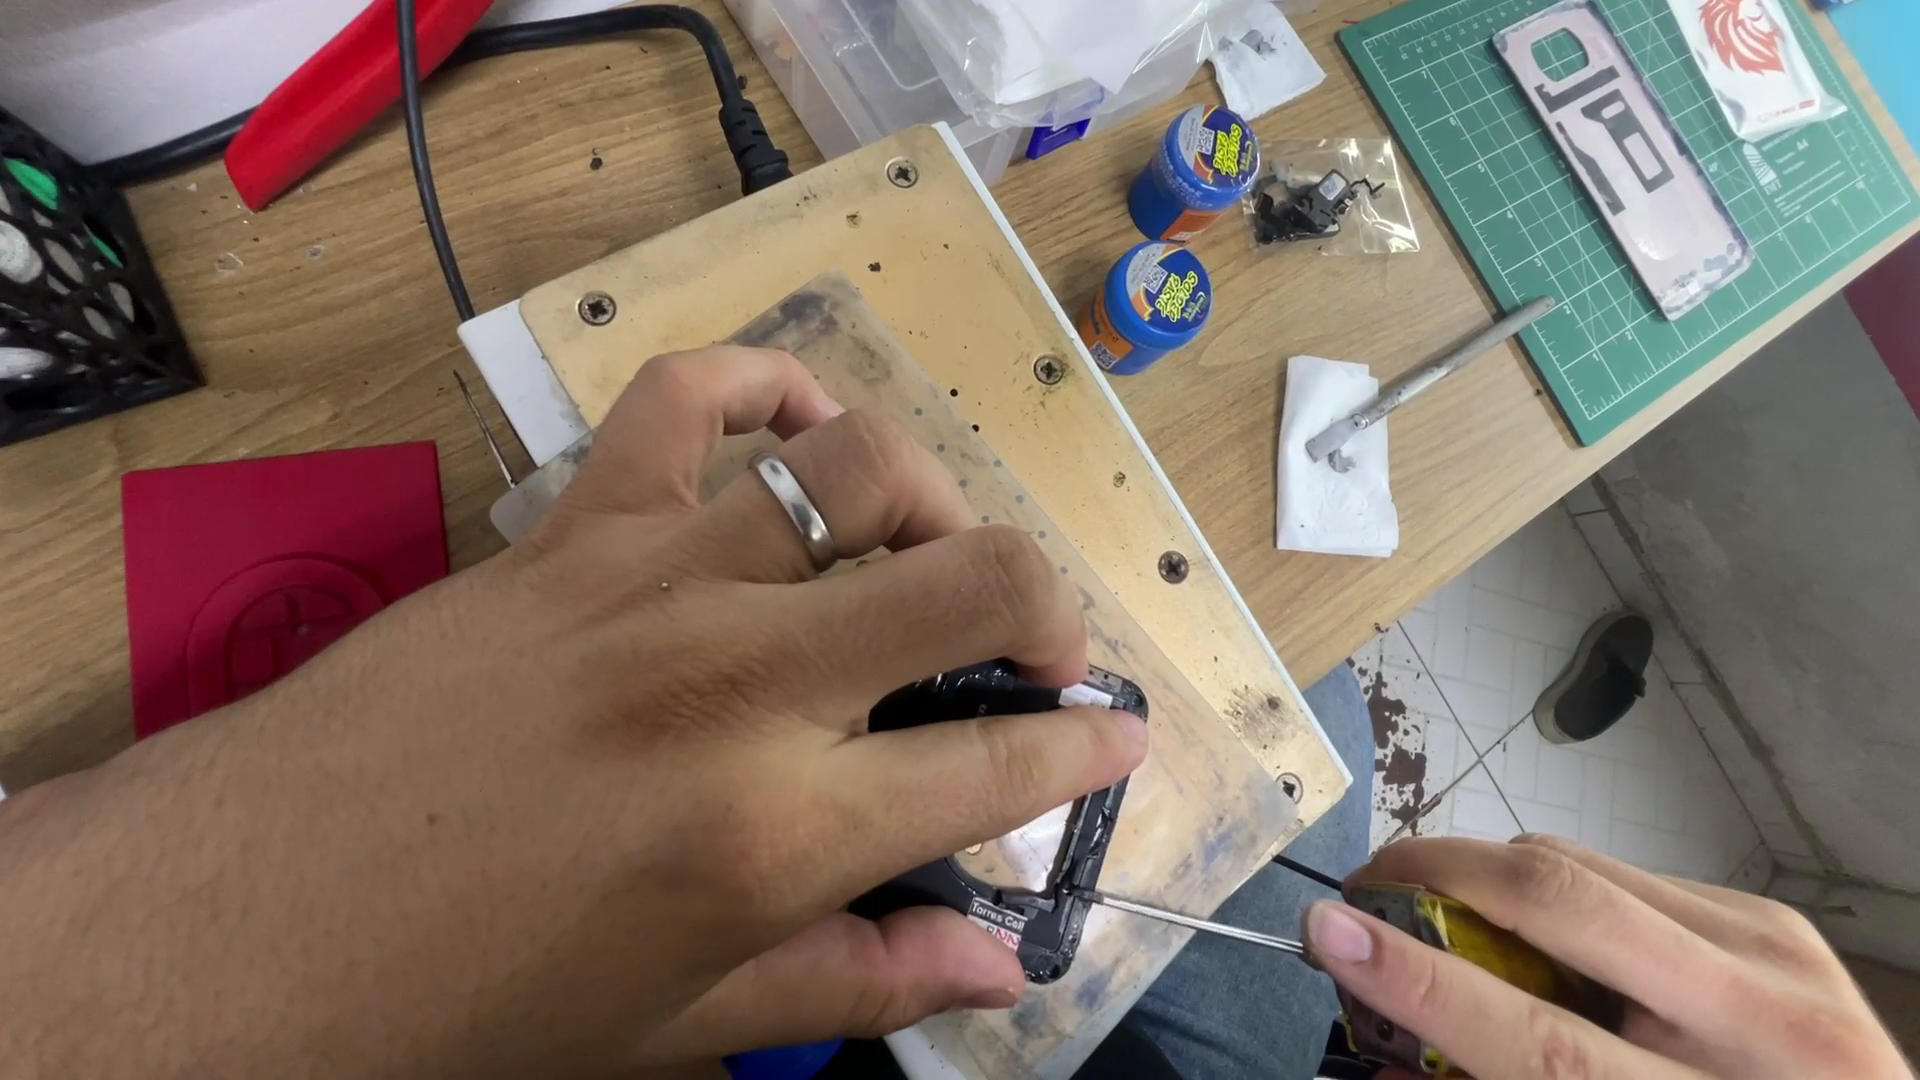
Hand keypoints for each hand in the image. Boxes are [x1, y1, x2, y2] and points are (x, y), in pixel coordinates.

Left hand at [0, 347, 1146, 1076]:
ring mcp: (656, 576)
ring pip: (856, 465)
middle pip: (970, 578)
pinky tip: (801, 422)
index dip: (1085, 748)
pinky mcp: (577, 525)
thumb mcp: (684, 1023)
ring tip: (924, 552)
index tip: (1122, 736)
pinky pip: (691, 394)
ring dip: (931, 500)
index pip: (994, 766)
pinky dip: (766, 383)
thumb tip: (1004, 965)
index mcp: (774, 826)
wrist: (218, 938)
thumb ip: (866, 980)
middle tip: (1042, 642)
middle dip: (1048, 605)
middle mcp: (739, 677)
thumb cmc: (465, 1009)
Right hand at [1303, 834, 1911, 1078]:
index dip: (1415, 977)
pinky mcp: (1769, 917)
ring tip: (1451, 910)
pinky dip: (1542, 883)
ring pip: (1567, 862)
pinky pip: (1603, 866)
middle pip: (1555, 900)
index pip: (1535, 1041)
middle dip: (1434, 872)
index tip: (1325, 927)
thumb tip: (1366, 1038)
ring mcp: (1779, 957)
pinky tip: (1549, 931)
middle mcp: (1773, 1032)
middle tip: (1368, 885)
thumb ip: (1468, 1079)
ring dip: (1481, 874)